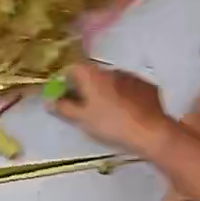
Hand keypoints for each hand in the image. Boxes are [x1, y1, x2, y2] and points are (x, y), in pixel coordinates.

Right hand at [51, 60, 176, 155]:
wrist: (150, 132)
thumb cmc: (110, 124)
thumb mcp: (83, 119)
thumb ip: (64, 108)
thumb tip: (49, 101)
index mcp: (92, 75)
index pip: (73, 69)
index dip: (66, 81)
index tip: (66, 95)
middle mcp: (112, 70)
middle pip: (94, 75)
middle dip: (88, 87)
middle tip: (87, 107)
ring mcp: (132, 76)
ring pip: (113, 81)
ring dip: (108, 91)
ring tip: (110, 112)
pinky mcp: (148, 86)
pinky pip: (131, 88)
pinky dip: (126, 96)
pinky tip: (128, 112)